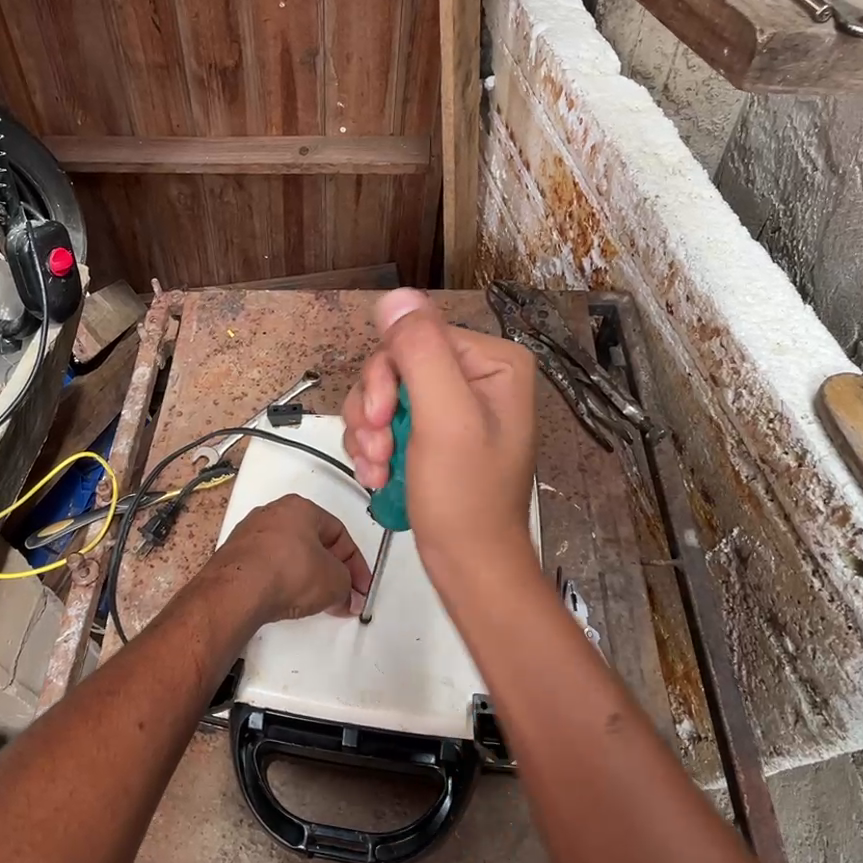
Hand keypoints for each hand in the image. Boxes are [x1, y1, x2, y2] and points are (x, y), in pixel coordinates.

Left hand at [206, 495, 373, 623]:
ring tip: (314, 601)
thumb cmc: (284, 571)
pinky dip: (281, 582)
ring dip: (305, 576)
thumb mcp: (334, 581)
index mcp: (300, 507)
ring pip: (289, 555)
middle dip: (330, 570)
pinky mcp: (235, 556)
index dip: (355, 564)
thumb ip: (348, 587)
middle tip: (340, 594)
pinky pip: (267, 567)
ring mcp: (250, 534)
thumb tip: (346, 596)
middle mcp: (273, 513)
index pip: (339, 533)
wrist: (237, 591)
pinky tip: (286, 600)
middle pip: (313, 542)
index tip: (359, 586)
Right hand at [344, 290, 541, 593]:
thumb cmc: (464, 499)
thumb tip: (394, 296)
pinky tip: (377, 476)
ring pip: (384, 394)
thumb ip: (420, 352)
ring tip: (375, 470)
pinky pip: (388, 421)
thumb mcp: (443, 419)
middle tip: (376, 451)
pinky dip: (374, 447)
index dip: (385, 377)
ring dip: (368, 433)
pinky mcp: (436, 434)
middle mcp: (478, 377)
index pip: (416, 339)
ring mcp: (455, 407)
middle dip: (375, 411)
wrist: (469, 567)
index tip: (379, 423)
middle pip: (396, 366)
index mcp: (494, 363)